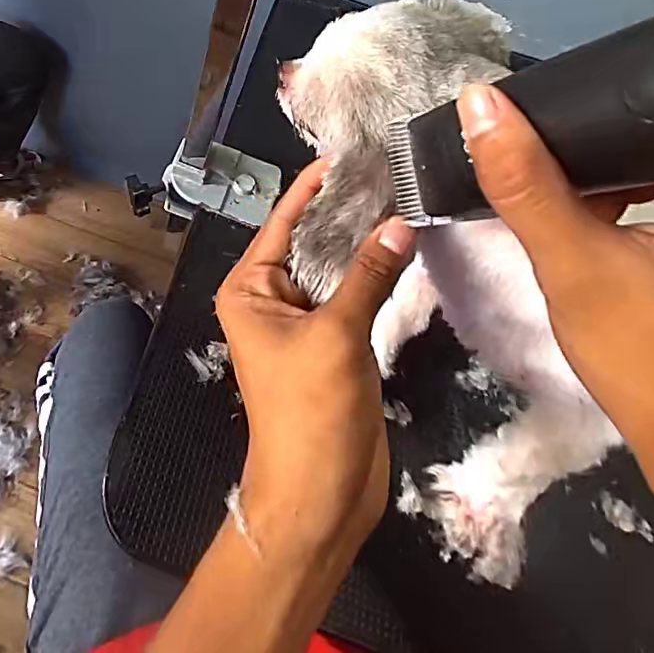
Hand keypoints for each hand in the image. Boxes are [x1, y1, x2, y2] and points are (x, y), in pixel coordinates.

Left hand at [216, 161, 413, 558]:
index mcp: (250, 289)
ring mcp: (305, 318)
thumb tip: (400, 222)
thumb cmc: (309, 413)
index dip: (312, 188)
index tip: (345, 156)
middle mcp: (272, 297)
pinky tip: (403, 245)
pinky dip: (376, 271)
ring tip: (402, 197)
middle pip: (312, 240)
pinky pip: (354, 292)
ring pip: (337, 266)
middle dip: (346, 211)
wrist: (319, 497)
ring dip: (365, 241)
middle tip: (388, 171)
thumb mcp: (336, 335)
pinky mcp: (335, 339)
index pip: (283, 222)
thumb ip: (369, 275)